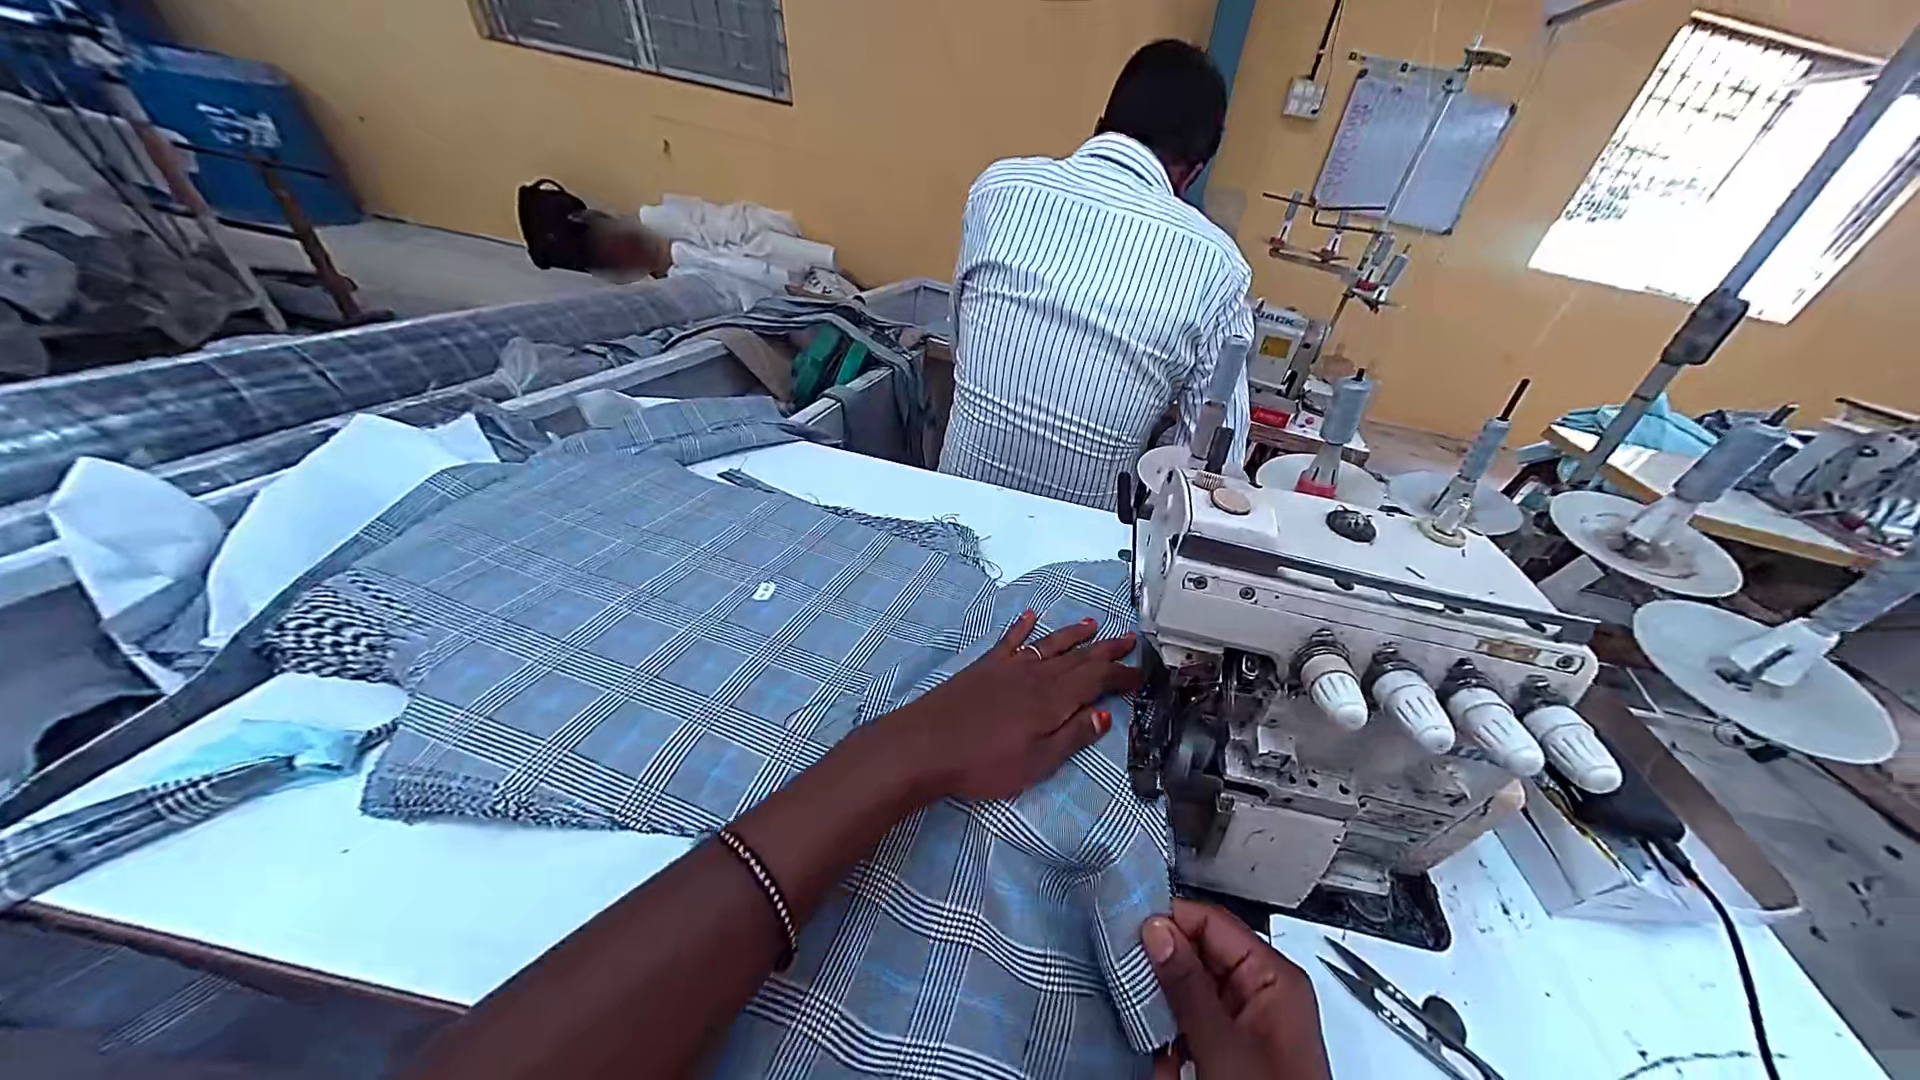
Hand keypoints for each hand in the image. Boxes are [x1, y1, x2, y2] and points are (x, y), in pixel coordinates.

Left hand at [885, 610, 1139, 800]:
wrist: (926, 744)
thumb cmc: (983, 762)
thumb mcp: (1037, 762)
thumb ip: (1072, 736)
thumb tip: (1104, 715)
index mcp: (1053, 699)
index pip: (1097, 680)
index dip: (1121, 676)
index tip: (1140, 675)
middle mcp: (1036, 675)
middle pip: (1078, 657)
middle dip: (1106, 650)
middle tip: (1128, 640)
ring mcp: (1009, 667)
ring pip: (1050, 644)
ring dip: (1073, 634)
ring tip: (1093, 624)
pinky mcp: (985, 666)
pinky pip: (1011, 641)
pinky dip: (1022, 627)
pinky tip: (1030, 617)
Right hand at [1143, 900, 1331, 1079]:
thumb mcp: (1223, 1049)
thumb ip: (1186, 985)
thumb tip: (1155, 929)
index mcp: (1272, 978)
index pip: (1210, 921)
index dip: (1170, 923)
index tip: (1131, 935)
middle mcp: (1261, 992)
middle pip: (1197, 954)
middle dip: (1164, 978)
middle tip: (1132, 987)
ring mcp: (1247, 1023)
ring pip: (1189, 992)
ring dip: (1164, 1015)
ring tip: (1154, 1042)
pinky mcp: (1233, 1052)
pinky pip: (1192, 1026)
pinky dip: (1174, 1045)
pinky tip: (1166, 1068)